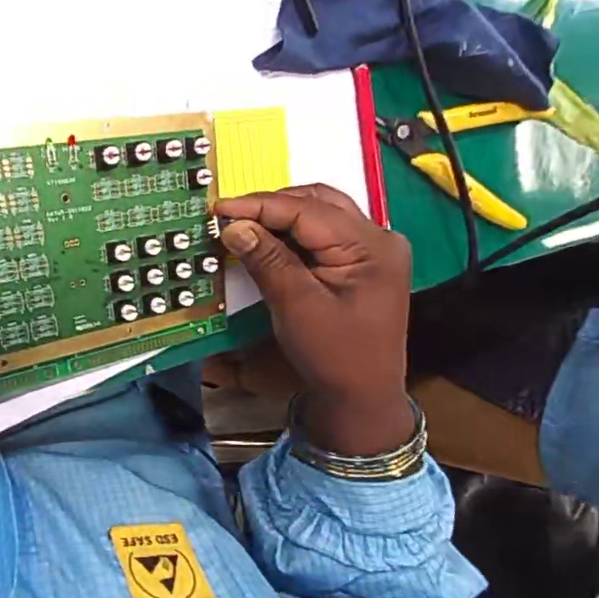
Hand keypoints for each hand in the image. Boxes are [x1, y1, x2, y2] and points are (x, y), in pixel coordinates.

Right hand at [213, 184, 413, 455]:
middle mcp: (378, 239)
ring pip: (321, 213)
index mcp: (371, 246)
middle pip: (319, 202)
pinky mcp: (361, 262)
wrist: (361, 395)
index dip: (260, 205)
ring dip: (282, 214)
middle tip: (231, 216)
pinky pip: (323, 233)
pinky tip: (268, 239)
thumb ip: (267, 259)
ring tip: (246, 224)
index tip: (220, 208)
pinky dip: (293, 231)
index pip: (308, 210)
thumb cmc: (333, 354)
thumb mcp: (295, 305)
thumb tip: (234, 226)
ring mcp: (372, 250)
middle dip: (272, 205)